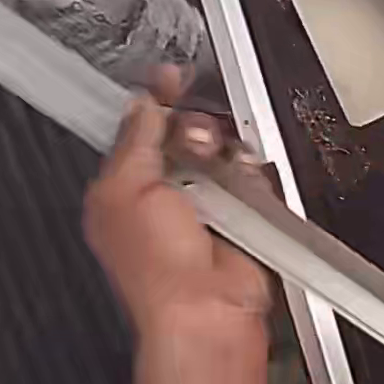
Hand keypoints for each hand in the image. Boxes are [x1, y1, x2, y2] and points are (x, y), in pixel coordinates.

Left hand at [84, 67, 271, 339]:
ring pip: (228, 152)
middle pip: (190, 133)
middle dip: (196, 129)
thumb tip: (144, 104)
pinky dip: (256, 178)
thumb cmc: (157, 266)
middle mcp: (170, 190)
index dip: (157, 99)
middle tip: (198, 142)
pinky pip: (258, 178)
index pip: (142, 126)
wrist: (209, 306)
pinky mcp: (249, 214)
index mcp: (125, 184)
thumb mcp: (126, 190)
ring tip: (222, 174)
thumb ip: (136, 141)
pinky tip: (247, 188)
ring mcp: (212, 202)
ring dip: (228, 156)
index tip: (171, 78)